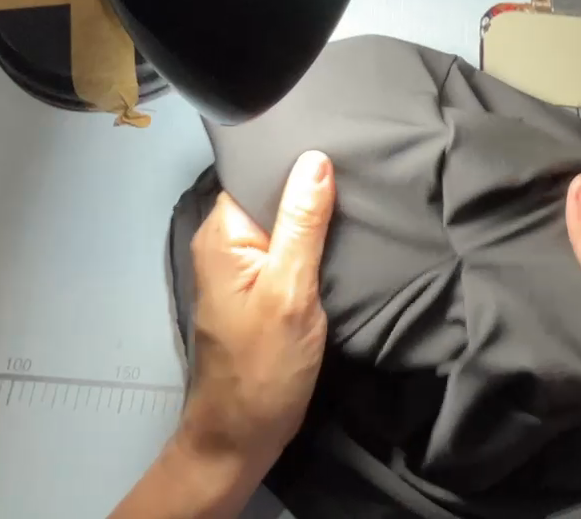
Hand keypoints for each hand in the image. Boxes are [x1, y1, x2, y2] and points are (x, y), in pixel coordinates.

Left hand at [178, 150, 336, 480]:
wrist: (243, 438)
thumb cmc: (264, 365)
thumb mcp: (291, 290)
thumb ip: (303, 224)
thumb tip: (316, 159)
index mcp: (224, 231)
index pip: (258, 171)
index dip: (295, 158)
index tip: (337, 144)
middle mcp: (225, 239)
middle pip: (270, 192)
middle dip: (309, 185)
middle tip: (356, 169)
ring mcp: (240, 263)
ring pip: (281, 218)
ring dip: (313, 213)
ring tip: (355, 195)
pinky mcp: (256, 283)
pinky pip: (284, 243)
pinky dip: (310, 238)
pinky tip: (339, 232)